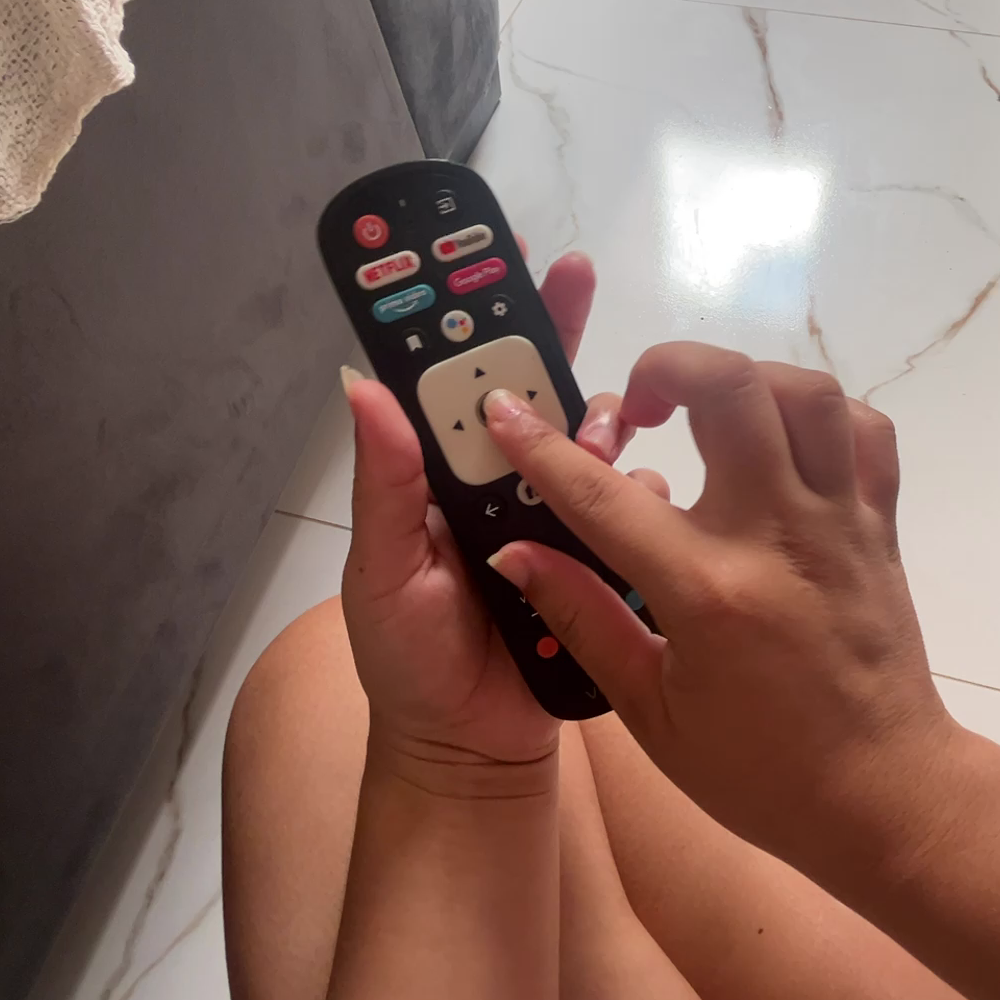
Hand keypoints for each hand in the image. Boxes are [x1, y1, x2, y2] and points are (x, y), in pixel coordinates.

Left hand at [339, 251, 666, 768]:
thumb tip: (363, 384)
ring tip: (601, 438)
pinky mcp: (599, 556)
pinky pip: (631, 504)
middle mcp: (506, 485)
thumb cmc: (412, 659)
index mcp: (447, 477)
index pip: (465, 385)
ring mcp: (558, 519)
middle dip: (555, 331)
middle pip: (539, 394)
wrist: (473, 742)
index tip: (500, 257)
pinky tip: (633, 499)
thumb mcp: (383, 570)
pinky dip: (636, 488)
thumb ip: (385, 484)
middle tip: (575, 279)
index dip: (481, 320)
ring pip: (594, 442)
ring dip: (600, 422)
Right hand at [477, 343, 955, 865]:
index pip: (604, 496)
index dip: (542, 446)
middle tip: (639, 406)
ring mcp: (840, 522)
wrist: (884, 793)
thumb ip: (581, 616)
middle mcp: (778, 534)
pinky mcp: (880, 525)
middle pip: (731, 391)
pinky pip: (864, 433)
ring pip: (806, 393)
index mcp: (708, 590)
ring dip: (744, 380)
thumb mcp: (649, 709)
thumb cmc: (759, 769)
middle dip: (667, 367)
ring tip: (708, 413)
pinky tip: (781, 443)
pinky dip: (816, 415)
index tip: (505, 410)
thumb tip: (515, 552)